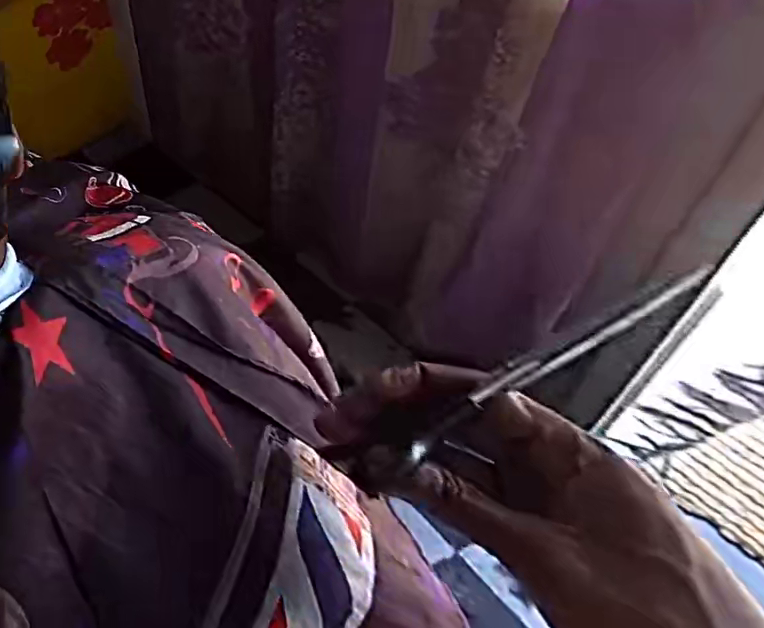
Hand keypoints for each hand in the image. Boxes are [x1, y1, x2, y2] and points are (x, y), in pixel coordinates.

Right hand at [319, 363, 763, 627]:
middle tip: (337, 422)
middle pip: (458, 422)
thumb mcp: (551, 558)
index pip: (482, 396)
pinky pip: (462, 493)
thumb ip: (464, 505)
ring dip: (396, 451)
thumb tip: (386, 463)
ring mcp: (539, 499)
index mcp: (576, 455)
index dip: (419, 386)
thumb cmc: (655, 617)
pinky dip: (418, 485)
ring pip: (452, 456)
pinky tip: (379, 481)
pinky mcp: (528, 529)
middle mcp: (554, 466)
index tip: (366, 394)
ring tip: (343, 448)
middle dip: (393, 418)